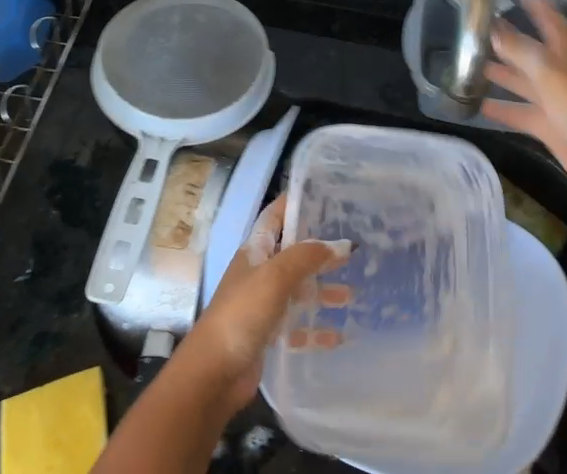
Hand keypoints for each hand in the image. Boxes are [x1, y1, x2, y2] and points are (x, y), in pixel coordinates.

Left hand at [175, 194, 350, 412]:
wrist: (215, 372)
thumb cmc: (242, 313)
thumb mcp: (276, 276)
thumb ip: (308, 256)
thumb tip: (343, 244)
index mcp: (254, 252)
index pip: (274, 218)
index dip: (293, 204)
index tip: (323, 195)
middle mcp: (258, 274)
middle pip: (292, 255)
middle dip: (319, 252)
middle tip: (352, 249)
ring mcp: (262, 306)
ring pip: (298, 291)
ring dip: (322, 292)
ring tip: (352, 295)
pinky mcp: (267, 336)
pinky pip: (297, 327)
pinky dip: (316, 329)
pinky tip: (339, 335)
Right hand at [483, 0, 566, 204]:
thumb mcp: (548, 72)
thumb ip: (518, 49)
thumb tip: (492, 28)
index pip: (549, 18)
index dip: (534, 3)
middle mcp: (561, 71)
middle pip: (530, 49)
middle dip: (505, 39)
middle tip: (472, 29)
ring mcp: (556, 100)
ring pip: (522, 80)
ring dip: (497, 72)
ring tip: (464, 63)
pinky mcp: (549, 126)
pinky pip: (519, 112)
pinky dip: (499, 108)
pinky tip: (475, 104)